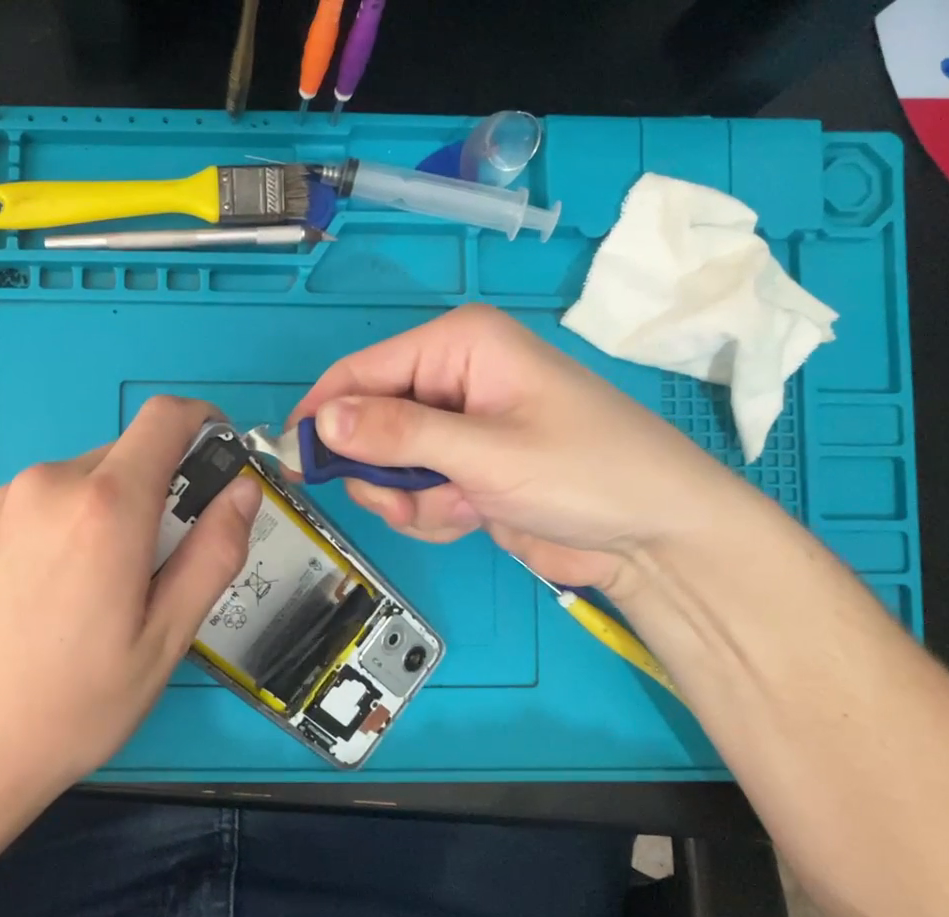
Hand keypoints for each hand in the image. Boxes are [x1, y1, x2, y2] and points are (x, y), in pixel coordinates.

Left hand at [0, 396, 259, 796]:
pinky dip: (89, 522)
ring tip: (121, 591)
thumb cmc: (75, 704)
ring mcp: (14, 501)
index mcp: (104, 505)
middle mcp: (52, 484)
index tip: (226, 468)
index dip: (208, 426)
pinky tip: (79, 591)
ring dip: (127, 511)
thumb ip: (213, 554)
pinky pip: (61, 499)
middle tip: (174, 566)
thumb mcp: (166, 638)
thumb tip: (243, 492)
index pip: (166, 417)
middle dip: (169, 489)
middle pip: (133, 451)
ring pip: (96, 477)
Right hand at [288, 304, 752, 596]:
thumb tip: (321, 419)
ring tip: (455, 508)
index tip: (292, 461)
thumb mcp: (485, 452)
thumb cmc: (587, 474)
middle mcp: (452, 379)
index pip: (361, 372)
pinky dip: (431, 514)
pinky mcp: (465, 472)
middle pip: (368, 422)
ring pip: (386, 466)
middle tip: (399, 499)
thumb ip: (398, 434)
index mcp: (459, 346)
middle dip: (380, 469)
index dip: (323, 415)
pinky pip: (413, 493)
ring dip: (408, 499)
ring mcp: (459, 429)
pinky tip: (472, 517)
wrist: (656, 539)